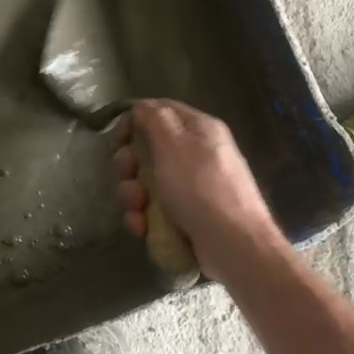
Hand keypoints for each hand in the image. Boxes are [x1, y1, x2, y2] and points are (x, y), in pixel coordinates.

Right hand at [112, 99, 286, 281]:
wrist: (236, 247)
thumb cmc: (200, 187)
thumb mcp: (173, 144)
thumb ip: (154, 118)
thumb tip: (142, 107)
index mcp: (199, 129)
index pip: (160, 110)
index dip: (134, 120)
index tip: (117, 138)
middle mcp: (197, 154)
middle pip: (150, 148)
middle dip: (130, 163)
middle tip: (127, 175)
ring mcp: (194, 187)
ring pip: (149, 181)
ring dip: (133, 193)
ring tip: (137, 208)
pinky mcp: (189, 215)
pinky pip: (157, 208)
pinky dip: (145, 217)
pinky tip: (142, 227)